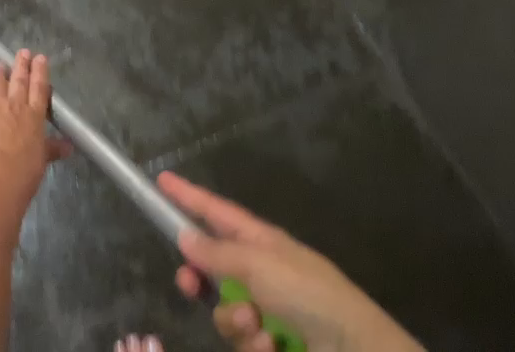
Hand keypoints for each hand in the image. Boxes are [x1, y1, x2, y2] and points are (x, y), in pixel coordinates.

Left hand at [0, 50, 71, 209]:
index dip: (40, 72)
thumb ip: (52, 149)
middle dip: (22, 65)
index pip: (39, 89)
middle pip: (19, 80)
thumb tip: (69, 146)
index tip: (40, 58)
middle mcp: (14, 104)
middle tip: (23, 51)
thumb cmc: (21, 173)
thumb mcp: (41, 161)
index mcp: (34, 116)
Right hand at [158, 172, 422, 351]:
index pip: (216, 212)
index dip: (188, 196)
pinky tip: (272, 347)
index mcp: (261, 241)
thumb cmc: (309, 295)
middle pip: (211, 266)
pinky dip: (254, 344)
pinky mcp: (271, 343)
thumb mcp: (258, 264)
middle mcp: (261, 272)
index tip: (161, 180)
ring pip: (223, 309)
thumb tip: (184, 236)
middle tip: (189, 284)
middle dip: (197, 277)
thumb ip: (216, 252)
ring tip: (257, 326)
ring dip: (234, 319)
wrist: (354, 351)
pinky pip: (243, 339)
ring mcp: (267, 310)